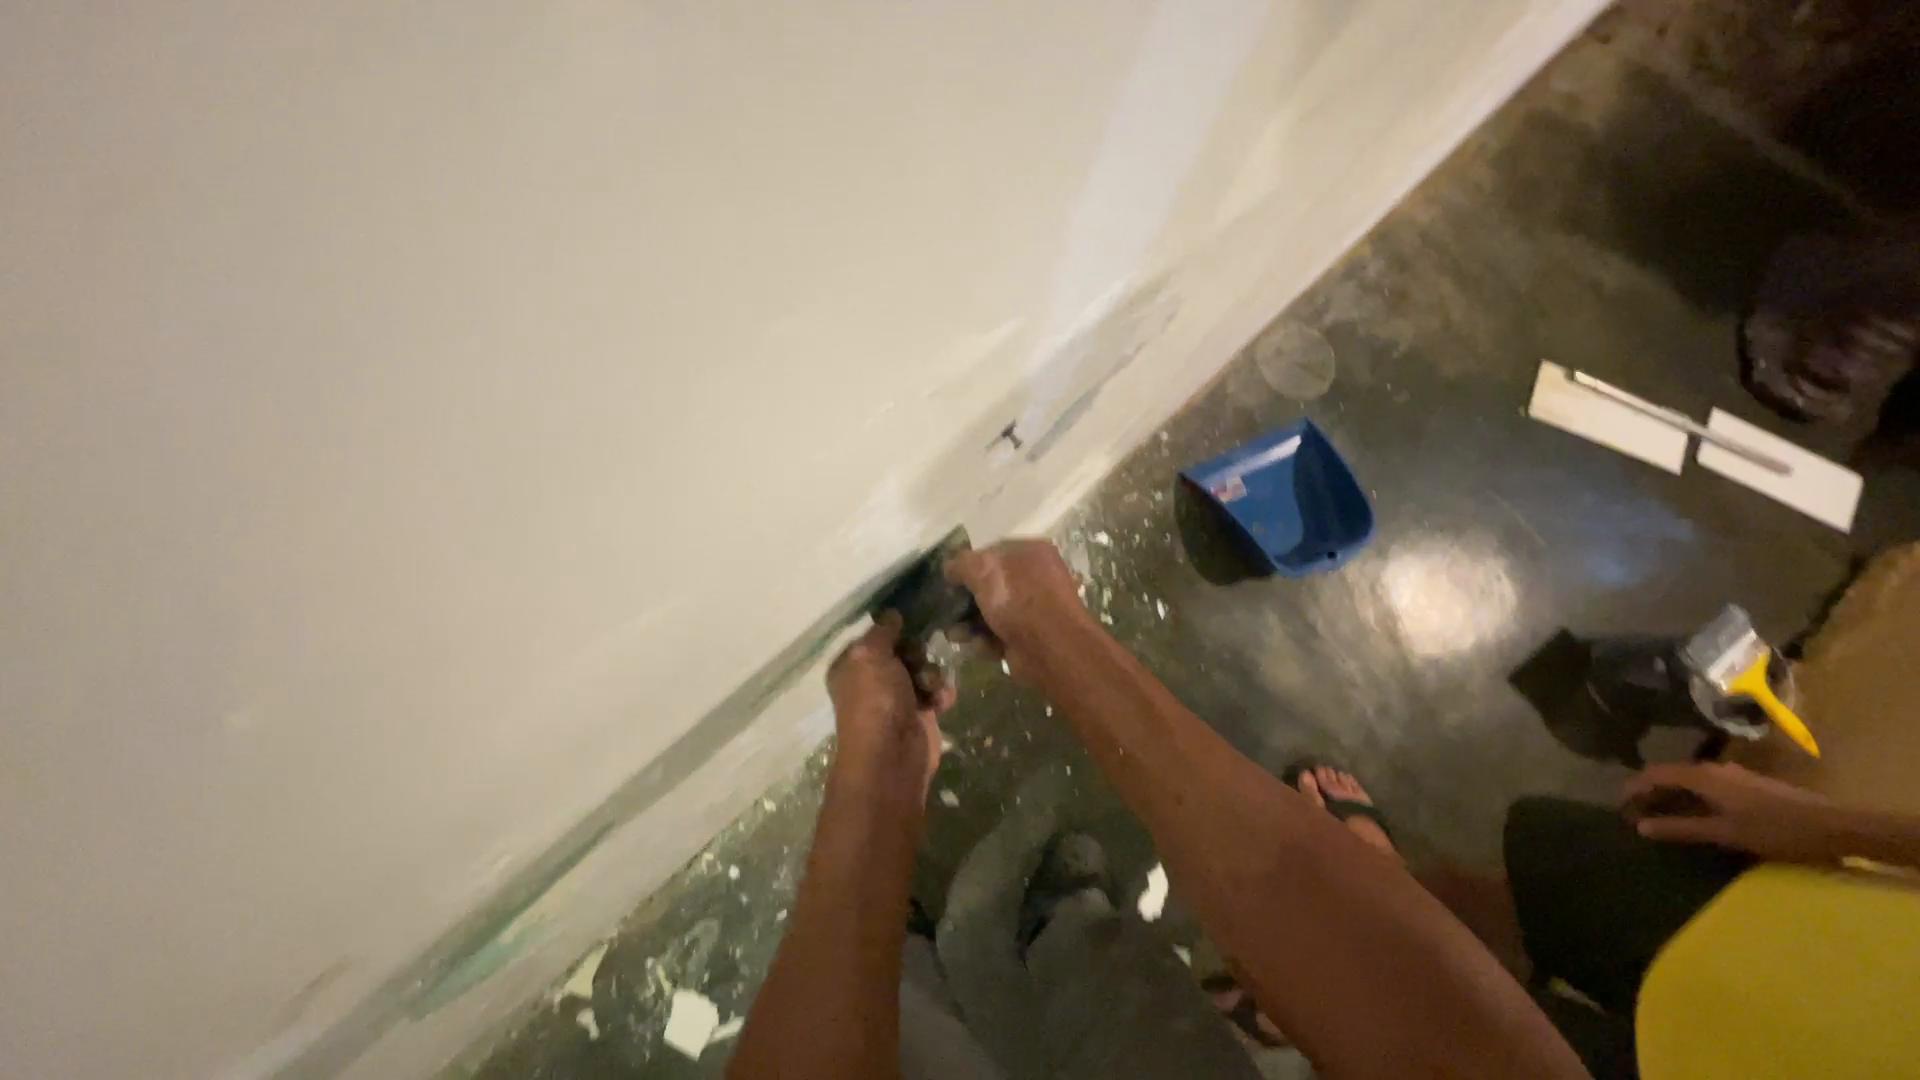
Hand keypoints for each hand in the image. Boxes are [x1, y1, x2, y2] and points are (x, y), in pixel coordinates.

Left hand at [826, 612, 951, 794]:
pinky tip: (941, 701)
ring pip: (923, 669)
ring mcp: (896, 699)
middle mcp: (871, 681)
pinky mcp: (920, 714)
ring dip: (932, 674)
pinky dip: (941, 694)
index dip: (892, 629)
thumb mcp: (871, 655)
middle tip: (918, 659)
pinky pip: (936, 691)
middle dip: (917, 652)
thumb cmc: (875, 701)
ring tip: (930, 687)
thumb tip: (891, 613)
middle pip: (903, 650)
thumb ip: (882, 631)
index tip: (910, 620)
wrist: (892, 756)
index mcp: (850, 666)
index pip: (873, 637)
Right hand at [945, 539, 1091, 675]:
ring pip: (990, 612)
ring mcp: (1032, 609)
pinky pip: (998, 634)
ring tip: (954, 633)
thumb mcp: (983, 570)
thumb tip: (949, 568)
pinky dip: (984, 640)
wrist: (1051, 649)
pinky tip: (975, 645)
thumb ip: (961, 564)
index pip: (991, 551)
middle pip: (988, 585)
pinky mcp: (1027, 637)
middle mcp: (1034, 578)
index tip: (947, 580)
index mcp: (1031, 552)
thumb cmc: (1018, 600)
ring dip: (968, 623)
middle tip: (945, 610)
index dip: (966, 564)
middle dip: (964, 599)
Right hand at [1621, 762, 1841, 863]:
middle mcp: (1713, 769)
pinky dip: (1692, 797)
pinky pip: (1708, 785)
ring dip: (1672, 795)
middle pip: (1670, 774)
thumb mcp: (1725, 833)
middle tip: (1638, 812)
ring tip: (1664, 814)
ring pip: (1690, 780)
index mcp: (1701, 777)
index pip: (1653, 774)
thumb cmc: (1775, 829)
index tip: (1619, 805)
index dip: (1632, 787)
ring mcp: (1734, 775)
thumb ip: (1680, 828)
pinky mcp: (1749, 785)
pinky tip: (1698, 813)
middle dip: (1650, 791)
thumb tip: (1640, 826)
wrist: (1837, 826)